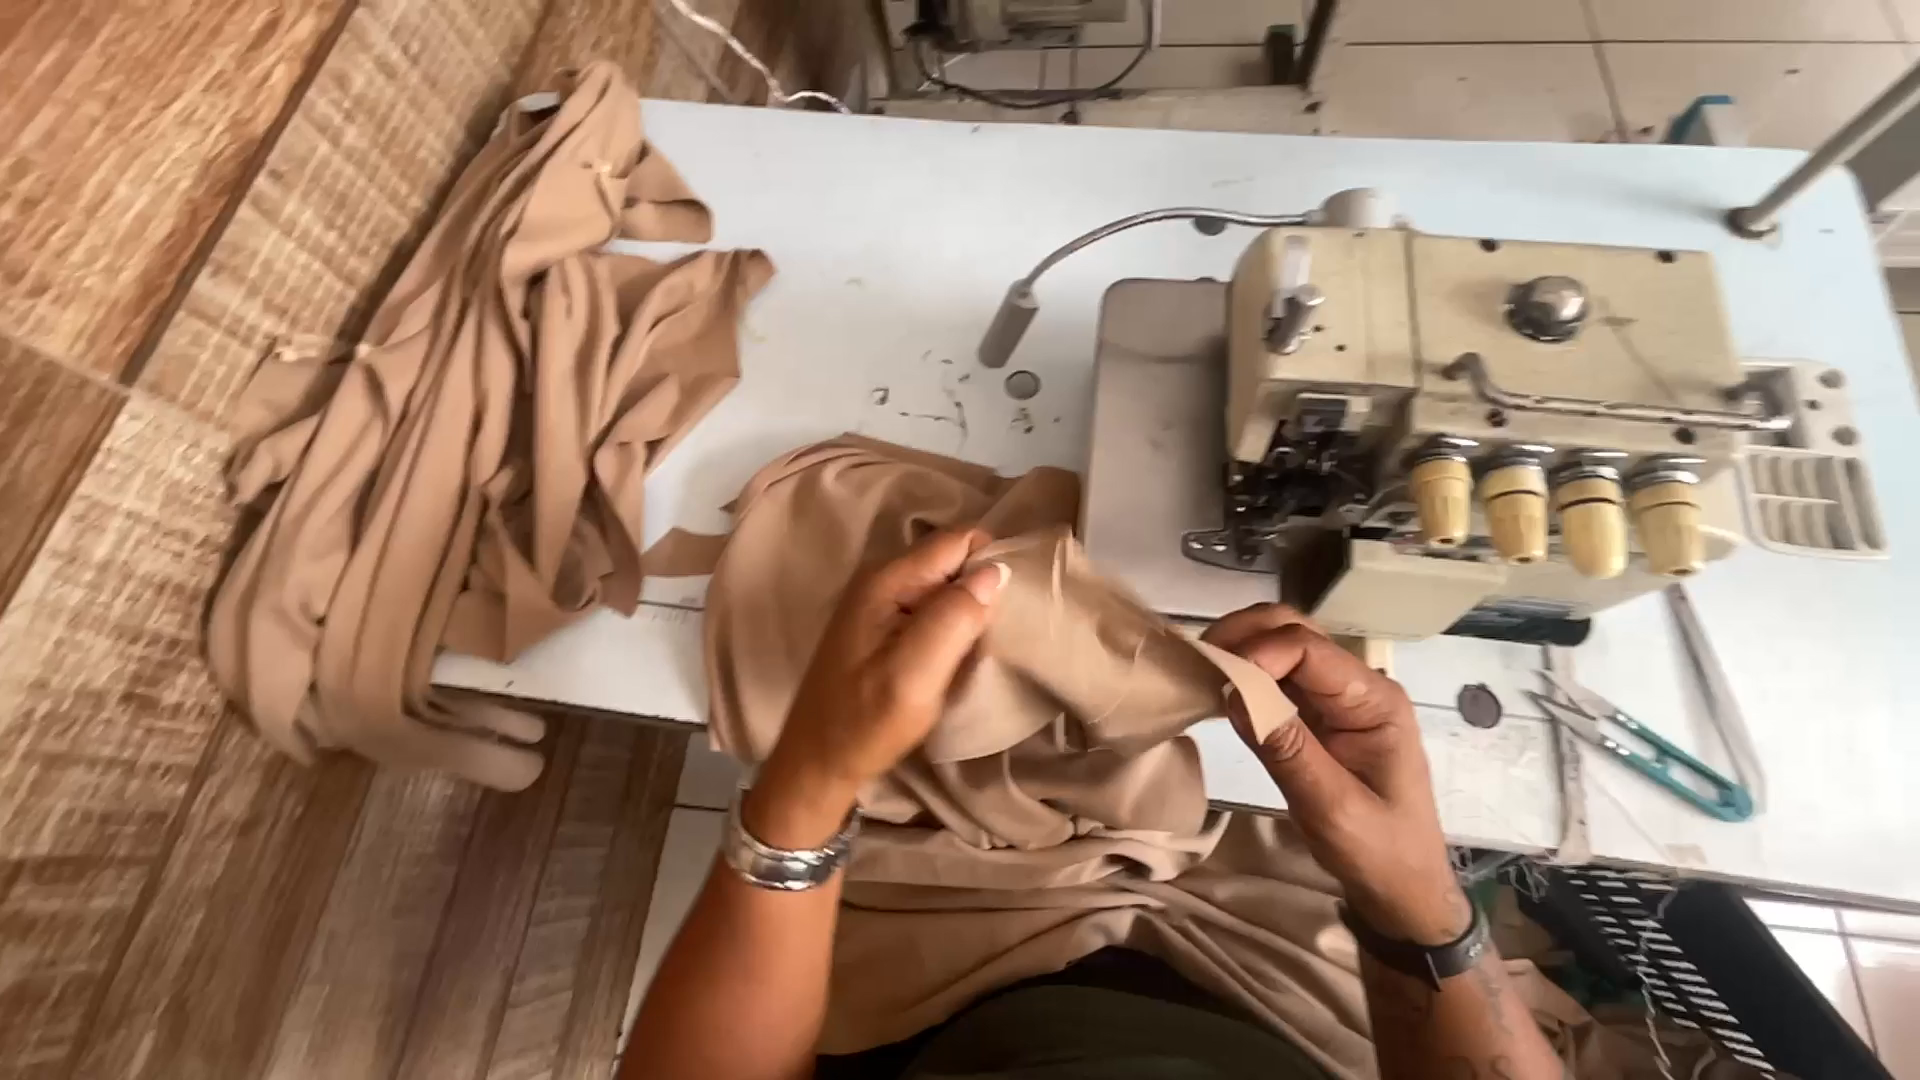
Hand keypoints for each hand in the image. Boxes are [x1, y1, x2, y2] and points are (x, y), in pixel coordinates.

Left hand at [747, 528, 1008, 847]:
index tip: (1013, 604)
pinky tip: (957, 655)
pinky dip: (951, 625)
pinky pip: (931, 608)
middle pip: (950, 559)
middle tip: (998, 632)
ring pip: (944, 585)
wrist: (817, 763)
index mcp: (887, 581)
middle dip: (981, 586)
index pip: (957, 541)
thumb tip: (996, 571)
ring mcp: (879, 603)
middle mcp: (881, 580)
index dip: (990, 564)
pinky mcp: (882, 627)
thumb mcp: (915, 674)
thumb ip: (953, 618)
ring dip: (968, 609)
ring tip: (982, 646)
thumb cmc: (864, 723)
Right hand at [1203, 604, 1468, 943]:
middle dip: (1242, 635)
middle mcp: (1356, 684)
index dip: (1258, 654)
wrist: (1401, 887)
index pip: (1307, 648)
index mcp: (1373, 700)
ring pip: (1280, 642)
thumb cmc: (1378, 851)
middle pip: (1293, 628)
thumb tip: (1233, 695)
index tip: (1220, 684)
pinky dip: (1242, 671)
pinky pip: (1274, 673)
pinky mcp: (1315, 710)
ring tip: (1203, 673)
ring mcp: (1335, 695)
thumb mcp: (1332, 808)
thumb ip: (1286, 749)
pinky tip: (1219, 690)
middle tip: (1199, 663)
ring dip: (1239, 648)